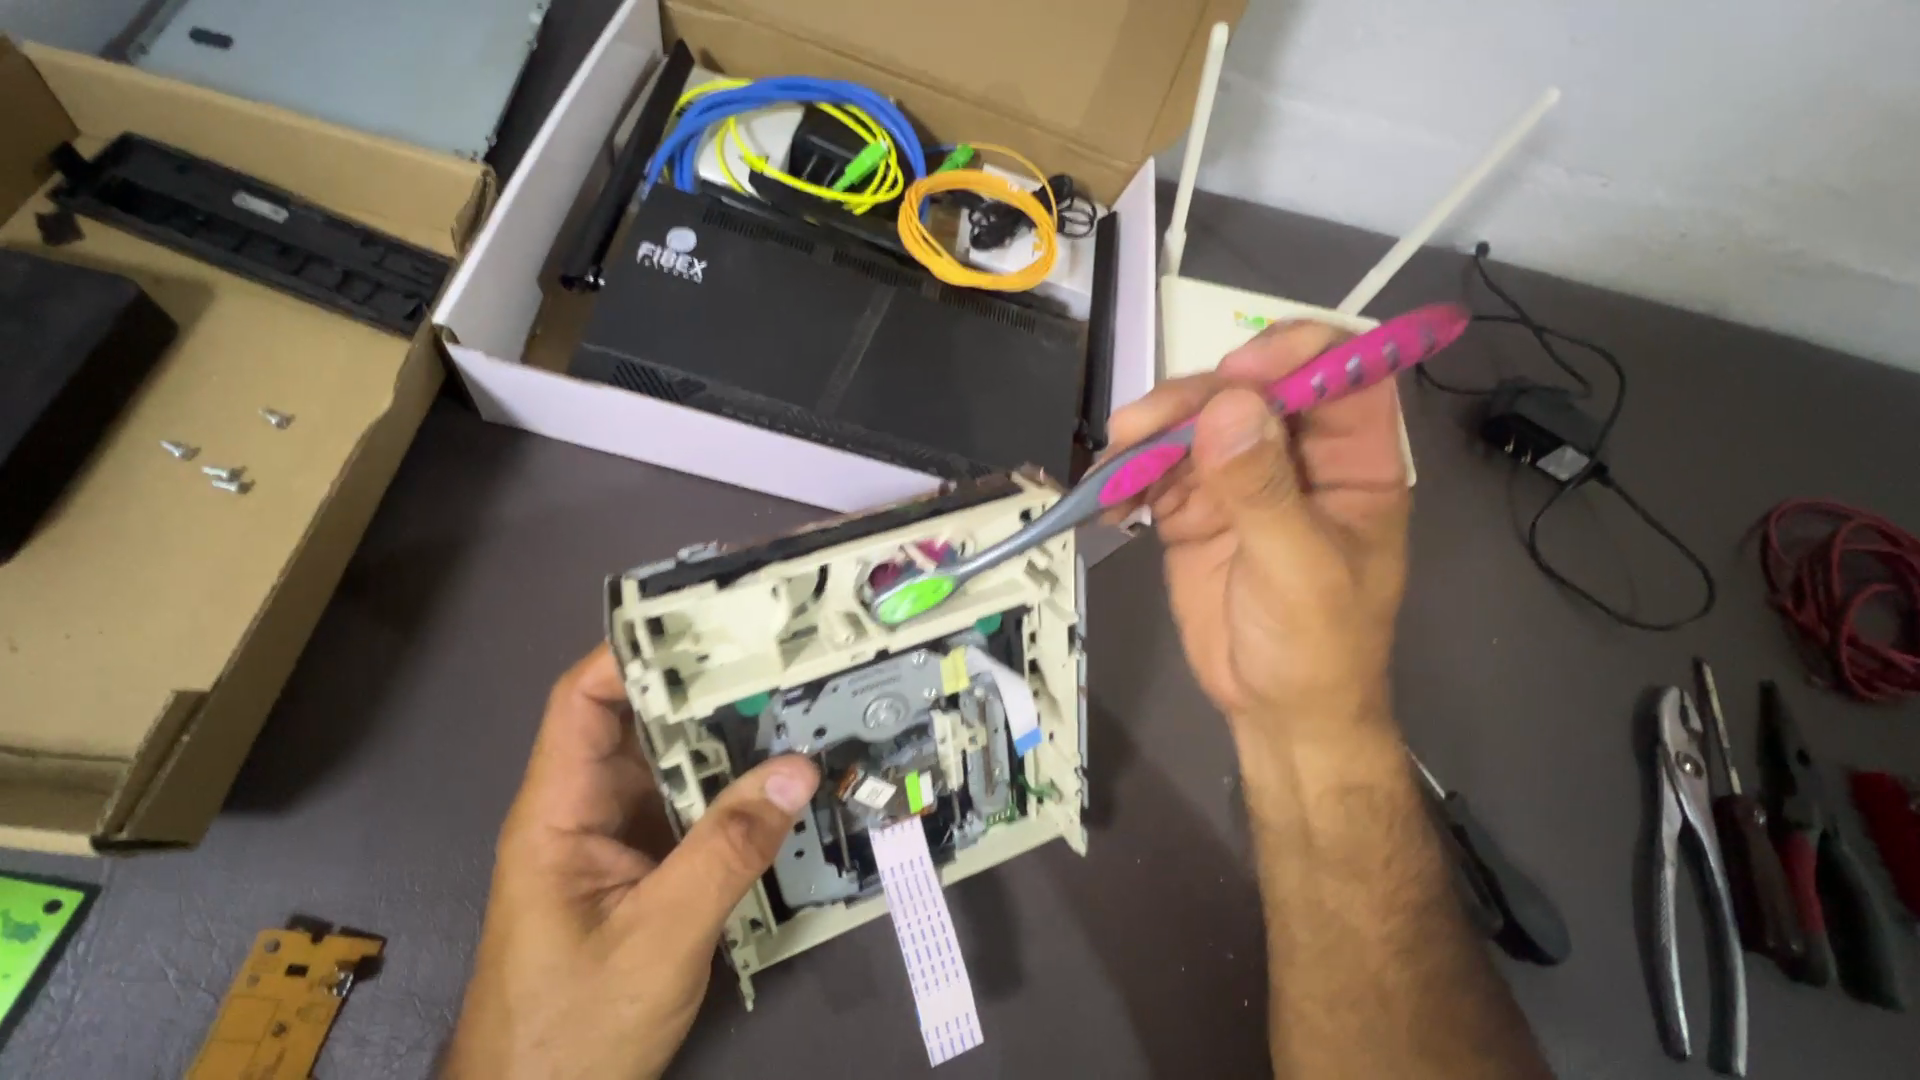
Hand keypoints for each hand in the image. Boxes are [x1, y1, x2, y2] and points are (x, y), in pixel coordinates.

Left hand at [445, 645, 819, 1079]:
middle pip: (642, 725)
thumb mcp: (658, 939)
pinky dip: (735, 791)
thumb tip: (797, 773)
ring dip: (729, 741)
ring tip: (794, 706)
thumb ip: (726, 853)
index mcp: (559, 812)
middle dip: (705, 690)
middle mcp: (587, 811)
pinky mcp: (646, 869)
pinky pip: (692, 810)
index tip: (706, 622)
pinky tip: (781, 780)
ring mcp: (618, 841)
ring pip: (674, 768)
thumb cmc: (573, 1030)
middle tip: (777, 659)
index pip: (585, 701)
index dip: (637, 651)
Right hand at [1105, 321, 1410, 734]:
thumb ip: (1263, 489)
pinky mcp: (1194, 506)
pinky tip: (1109, 496)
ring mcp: (1240, 478)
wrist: (1274, 710)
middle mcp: (1296, 457)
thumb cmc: (1316, 646)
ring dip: (1152, 431)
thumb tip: (1226, 406)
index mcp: (1352, 463)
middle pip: (1250, 389)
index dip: (1295, 354)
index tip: (1239, 369)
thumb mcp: (1298, 570)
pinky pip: (1157, 470)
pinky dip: (1129, 475)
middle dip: (1197, 396)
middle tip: (1145, 423)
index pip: (1339, 375)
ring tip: (1117, 456)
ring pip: (1195, 422)